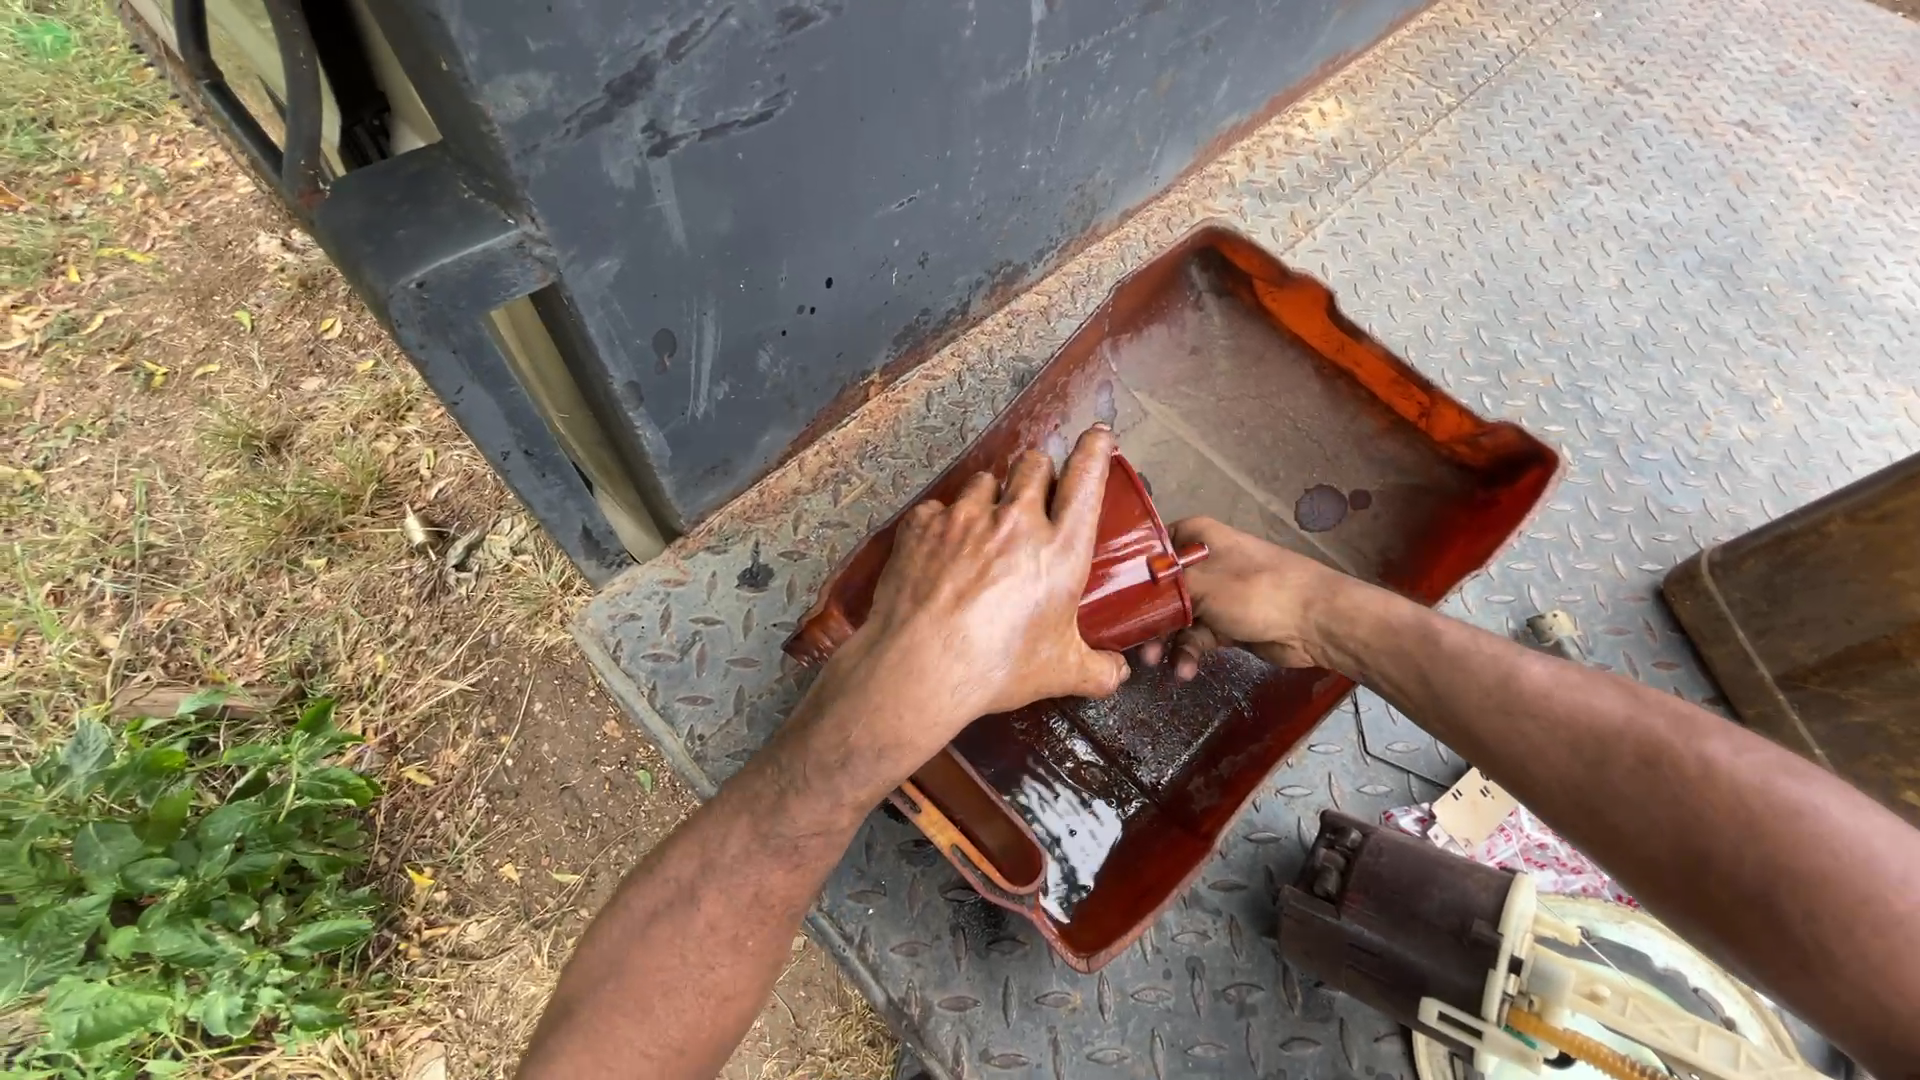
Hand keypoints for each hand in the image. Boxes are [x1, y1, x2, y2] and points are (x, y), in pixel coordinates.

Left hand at [801, 426, 1131, 787]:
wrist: (918, 668)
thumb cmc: (995, 668)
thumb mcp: (1059, 673)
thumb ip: (1097, 670)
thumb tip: (1117, 675)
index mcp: (1060, 551)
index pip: (1086, 481)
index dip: (1095, 451)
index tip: (1098, 436)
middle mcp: (1015, 522)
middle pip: (1033, 464)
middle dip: (1036, 472)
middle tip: (1031, 497)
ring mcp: (965, 518)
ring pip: (984, 479)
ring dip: (989, 495)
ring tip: (982, 526)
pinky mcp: (923, 525)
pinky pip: (938, 507)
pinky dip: (943, 522)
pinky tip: (940, 549)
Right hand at [1139, 516, 1357, 676]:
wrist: (1316, 622)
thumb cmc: (1256, 589)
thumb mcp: (1200, 583)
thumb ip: (1160, 588)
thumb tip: (1123, 594)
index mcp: (1196, 537)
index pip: (1149, 547)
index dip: (1128, 571)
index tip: (1105, 595)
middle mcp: (1201, 561)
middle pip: (1159, 588)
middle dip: (1145, 617)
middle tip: (1130, 640)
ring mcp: (1214, 593)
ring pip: (1175, 617)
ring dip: (1165, 641)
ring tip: (1156, 662)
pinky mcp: (1225, 623)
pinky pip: (1195, 637)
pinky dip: (1188, 653)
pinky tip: (1185, 669)